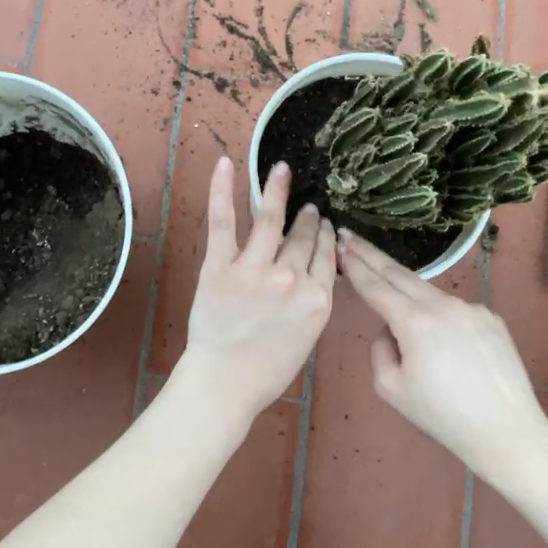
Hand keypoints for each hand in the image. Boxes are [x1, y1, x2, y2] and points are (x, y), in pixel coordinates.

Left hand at [178, 157, 335, 419]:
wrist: (225, 383)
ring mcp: (254, 269)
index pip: (327, 257)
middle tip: (308, 206)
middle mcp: (291, 278)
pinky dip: (223, 189)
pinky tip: (226, 165)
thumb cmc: (266, 371)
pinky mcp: (220, 266)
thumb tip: (313, 276)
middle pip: (303, 238)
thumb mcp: (306, 338)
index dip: (326, 237)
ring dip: (277, 192)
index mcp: (317, 299)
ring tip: (281, 172)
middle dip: (307, 219)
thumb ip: (312, 303)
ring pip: (271, 220)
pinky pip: (223, 221)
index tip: (326, 224)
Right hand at [337, 229, 547, 482]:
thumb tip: (390, 329)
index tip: (340, 243)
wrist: (508, 433)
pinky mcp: (492, 319)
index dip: (354, 264)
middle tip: (350, 236)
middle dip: (372, 255)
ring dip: (406, 292)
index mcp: (414, 322)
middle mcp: (444, 305)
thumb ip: (380, 349)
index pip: (375, 286)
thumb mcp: (390, 388)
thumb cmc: (442, 417)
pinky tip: (443, 347)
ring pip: (428, 294)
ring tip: (392, 300)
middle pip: (400, 274)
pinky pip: (454, 311)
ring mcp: (472, 309)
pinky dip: (438, 317)